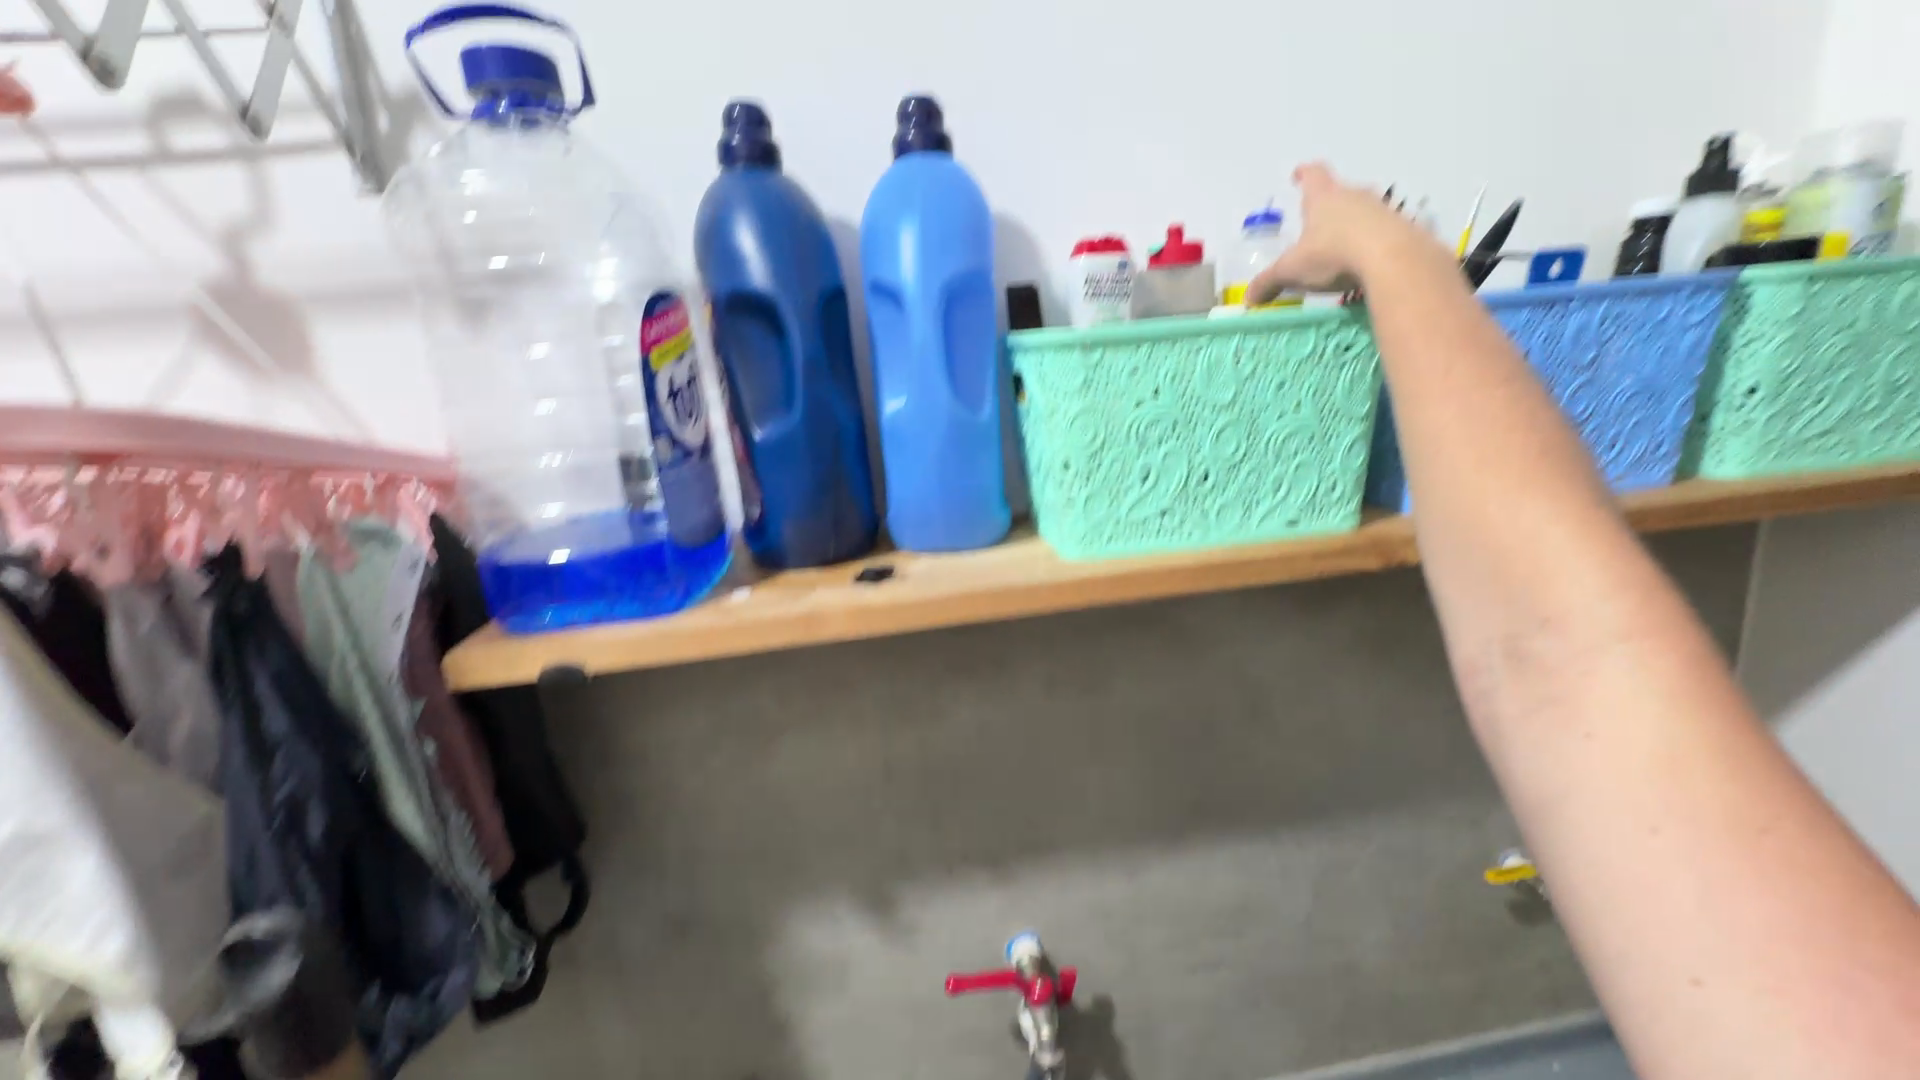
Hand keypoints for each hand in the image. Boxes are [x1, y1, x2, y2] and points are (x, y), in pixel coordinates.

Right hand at [1245, 163, 1428, 303]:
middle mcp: (1353, 195)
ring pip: (1363, 210)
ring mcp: (1381, 209)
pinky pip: (1382, 231)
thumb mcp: (1292, 271)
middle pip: (1340, 192)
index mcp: (1323, 198)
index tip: (1298, 174)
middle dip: (1328, 204)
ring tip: (1342, 246)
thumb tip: (1249, 298)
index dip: (1304, 174)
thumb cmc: (1333, 254)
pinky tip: (1366, 262)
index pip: (1312, 175)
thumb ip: (1269, 282)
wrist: (1392, 259)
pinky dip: (1372, 242)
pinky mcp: (1402, 228)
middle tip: (1317, 222)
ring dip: (1352, 223)